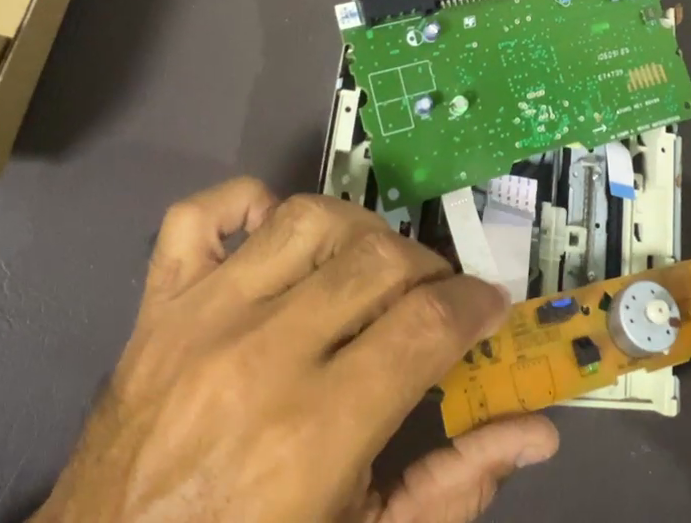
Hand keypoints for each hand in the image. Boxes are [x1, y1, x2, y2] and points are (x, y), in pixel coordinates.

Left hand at [33, 178, 558, 522]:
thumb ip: (452, 487)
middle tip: (435, 298)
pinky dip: (248, 203)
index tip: (487, 308)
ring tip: (372, 268)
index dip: (474, 305)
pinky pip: (201, 215)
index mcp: (312, 434)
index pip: (425, 326)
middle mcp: (257, 359)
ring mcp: (197, 321)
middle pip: (377, 262)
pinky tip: (277, 232)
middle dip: (428, 269)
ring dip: (358, 231)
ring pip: (305, 220)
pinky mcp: (153, 306)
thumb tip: (537, 432)